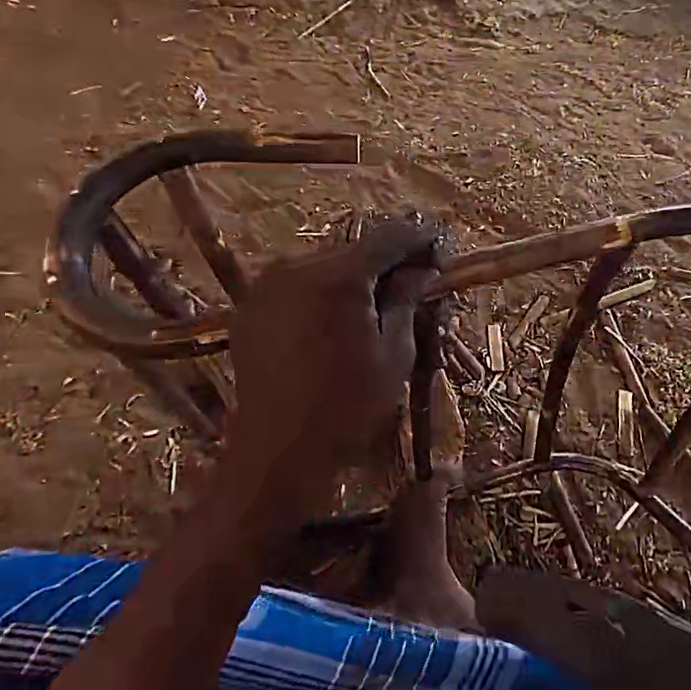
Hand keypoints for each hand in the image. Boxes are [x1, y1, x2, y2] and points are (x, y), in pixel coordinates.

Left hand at [221, 217, 442, 517]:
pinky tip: (334, 321)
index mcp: (338, 276)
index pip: (388, 237)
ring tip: (373, 306)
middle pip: (353, 250)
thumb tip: (423, 268)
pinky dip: (320, 294)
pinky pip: (295, 286)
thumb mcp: (393, 354)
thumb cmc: (346, 408)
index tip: (440, 252)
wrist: (276, 452)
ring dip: (351, 277)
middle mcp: (297, 267)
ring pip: (322, 265)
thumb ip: (406, 301)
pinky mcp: (250, 306)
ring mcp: (267, 285)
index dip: (419, 240)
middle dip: (385, 261)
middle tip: (412, 282)